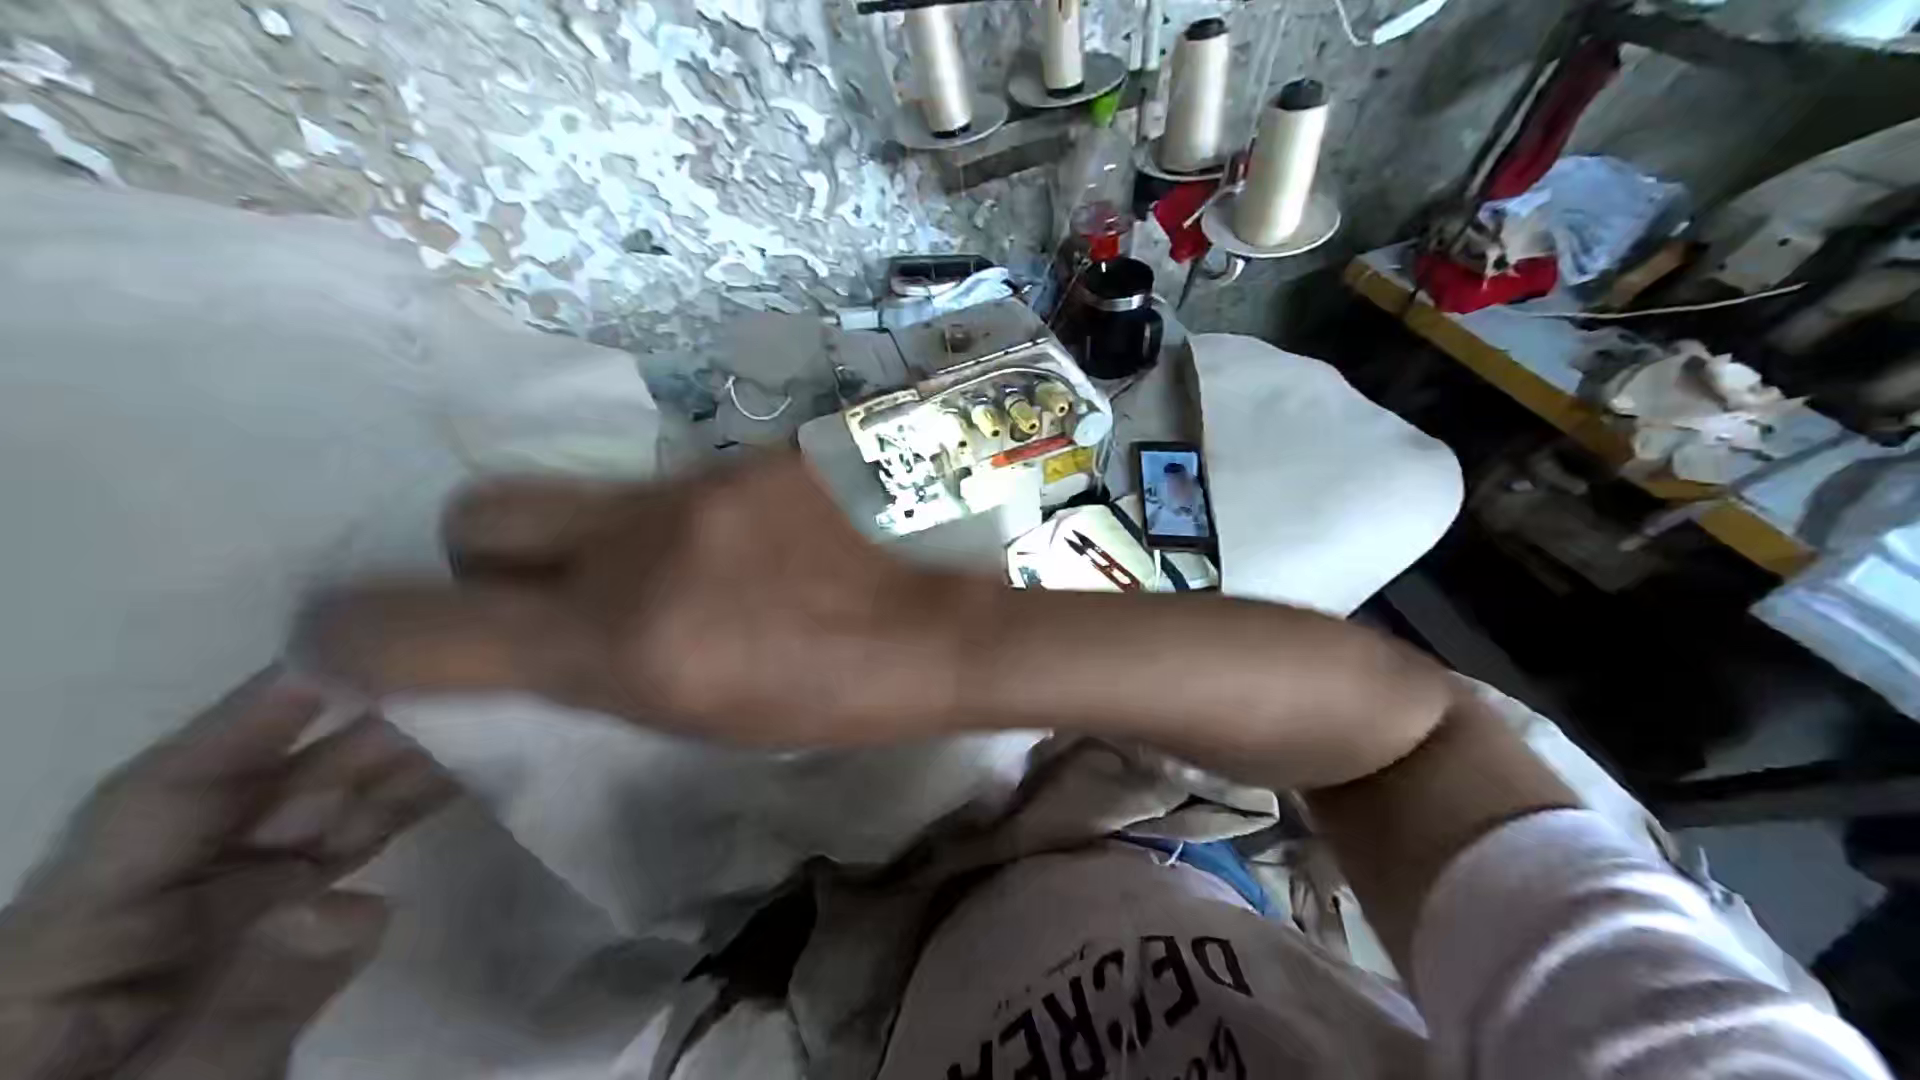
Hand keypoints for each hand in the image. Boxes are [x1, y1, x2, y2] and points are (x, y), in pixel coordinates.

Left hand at [0, 671, 457, 1079]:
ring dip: (395, 764)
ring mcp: (216, 912)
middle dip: (360, 733)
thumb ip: (244, 1011)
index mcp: (68, 939)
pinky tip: (455, 776)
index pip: (161, 800)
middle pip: (260, 793)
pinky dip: (396, 810)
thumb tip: (353, 907)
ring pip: (314, 811)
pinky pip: (340, 850)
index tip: (339, 656)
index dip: (249, 720)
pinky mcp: (268, 925)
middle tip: (460, 685)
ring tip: (482, 719)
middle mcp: (148, 901)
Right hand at [299, 450, 992, 743]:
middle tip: (547, 583)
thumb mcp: (696, 714)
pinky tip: (751, 545)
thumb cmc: (830, 699)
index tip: (358, 632)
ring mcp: (704, 485)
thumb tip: (528, 632)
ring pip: (591, 493)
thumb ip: (598, 667)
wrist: (939, 631)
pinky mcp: (758, 453)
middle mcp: (644, 547)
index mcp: (626, 643)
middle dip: (484, 551)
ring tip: (688, 573)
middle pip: (483, 507)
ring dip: (602, 535)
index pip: (430, 626)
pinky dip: (687, 519)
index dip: (366, 632)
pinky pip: (680, 483)